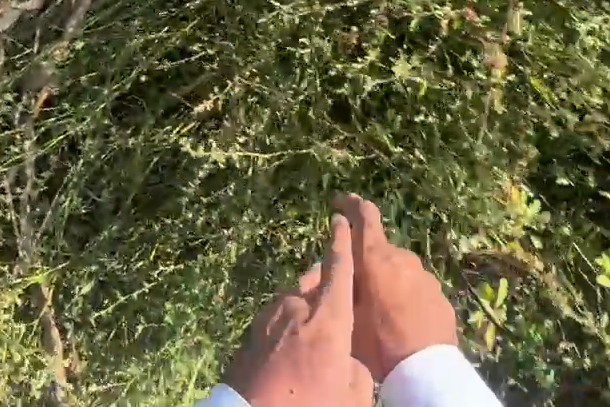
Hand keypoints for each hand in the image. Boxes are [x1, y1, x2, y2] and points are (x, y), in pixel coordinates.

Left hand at [224, 214, 373, 406]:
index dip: (341, 242)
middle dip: (324, 284)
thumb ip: (358, 369)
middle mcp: (296, 306)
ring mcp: (269, 316)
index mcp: (326, 317)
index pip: (338, 268)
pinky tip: (290, 351)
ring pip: (292, 301)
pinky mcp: (251, 331)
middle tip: (334, 298)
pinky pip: (276, 319)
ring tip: (313, 336)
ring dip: (304, 310)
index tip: (340, 220)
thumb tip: (349, 359)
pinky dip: (287, 327)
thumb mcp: (354, 396)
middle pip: (313, 282)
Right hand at [333, 193, 458, 380]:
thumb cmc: (379, 342)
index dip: (350, 204)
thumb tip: (312, 273)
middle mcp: (401, 257)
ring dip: (383, 278)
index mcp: (375, 256)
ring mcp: (423, 275)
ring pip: (396, 268)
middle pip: (376, 249)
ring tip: (375, 307)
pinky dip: (402, 293)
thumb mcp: (346, 313)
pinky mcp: (438, 294)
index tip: (339, 202)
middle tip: (350, 283)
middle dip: (362, 260)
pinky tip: (397, 317)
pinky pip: (414, 286)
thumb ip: (332, 286)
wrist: (427, 372)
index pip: (364, 214)